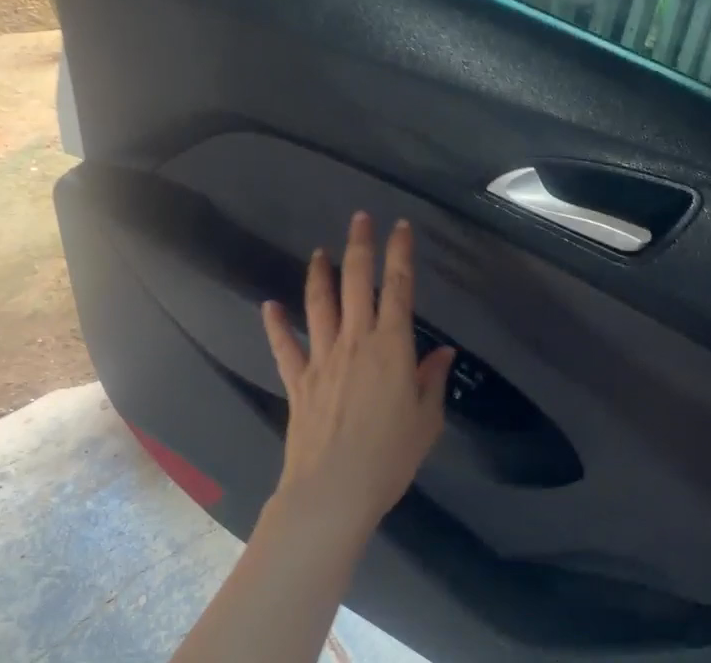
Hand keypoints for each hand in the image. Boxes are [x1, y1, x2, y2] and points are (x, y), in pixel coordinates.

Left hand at [259, 211, 455, 542]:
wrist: (332, 491)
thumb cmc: (389, 457)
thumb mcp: (426, 420)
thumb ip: (431, 380)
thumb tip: (441, 353)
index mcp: (391, 346)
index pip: (398, 287)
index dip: (400, 254)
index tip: (400, 227)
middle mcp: (355, 341)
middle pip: (355, 283)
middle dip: (360, 247)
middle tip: (360, 219)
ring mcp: (322, 359)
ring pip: (319, 305)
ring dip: (320, 274)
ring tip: (321, 252)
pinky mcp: (298, 381)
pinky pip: (285, 347)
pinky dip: (276, 325)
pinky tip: (269, 307)